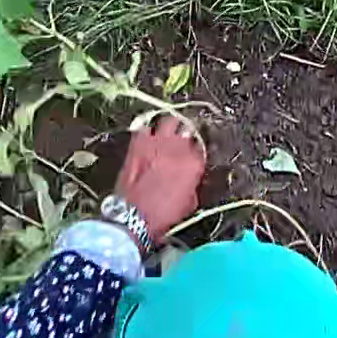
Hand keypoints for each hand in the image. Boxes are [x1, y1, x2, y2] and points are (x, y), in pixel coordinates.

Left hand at [113, 115, 205, 244]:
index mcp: (194, 162)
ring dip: (170, 127)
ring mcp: (157, 141)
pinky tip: (147, 140)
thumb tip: (191, 175)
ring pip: (169, 121)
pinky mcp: (138, 143)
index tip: (195, 156)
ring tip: (168, 133)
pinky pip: (145, 128)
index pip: (202, 146)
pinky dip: (148, 133)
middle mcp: (178, 147)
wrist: (134, 216)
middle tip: (183, 140)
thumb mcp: (190, 202)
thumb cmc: (165, 215)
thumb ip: (193, 181)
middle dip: (187, 132)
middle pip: (188, 128)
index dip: (198, 151)